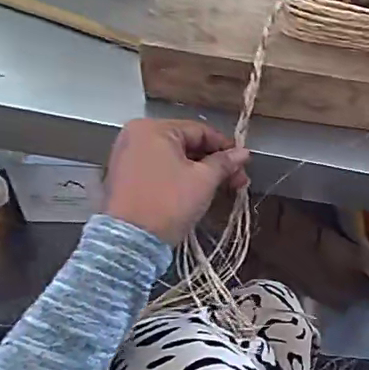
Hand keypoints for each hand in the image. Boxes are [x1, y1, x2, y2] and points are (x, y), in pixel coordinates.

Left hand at [101, 119, 249, 244]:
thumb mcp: (204, 180)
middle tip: (237, 179)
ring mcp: (127, 156)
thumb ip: (225, 162)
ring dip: (200, 171)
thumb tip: (243, 153)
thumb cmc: (169, 202)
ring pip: (174, 157)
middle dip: (214, 162)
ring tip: (222, 187)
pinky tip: (199, 189)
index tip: (243, 163)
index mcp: (153, 129)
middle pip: (186, 144)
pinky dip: (180, 176)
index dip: (226, 147)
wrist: (131, 240)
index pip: (200, 131)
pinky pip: (160, 168)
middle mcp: (135, 136)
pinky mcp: (125, 176)